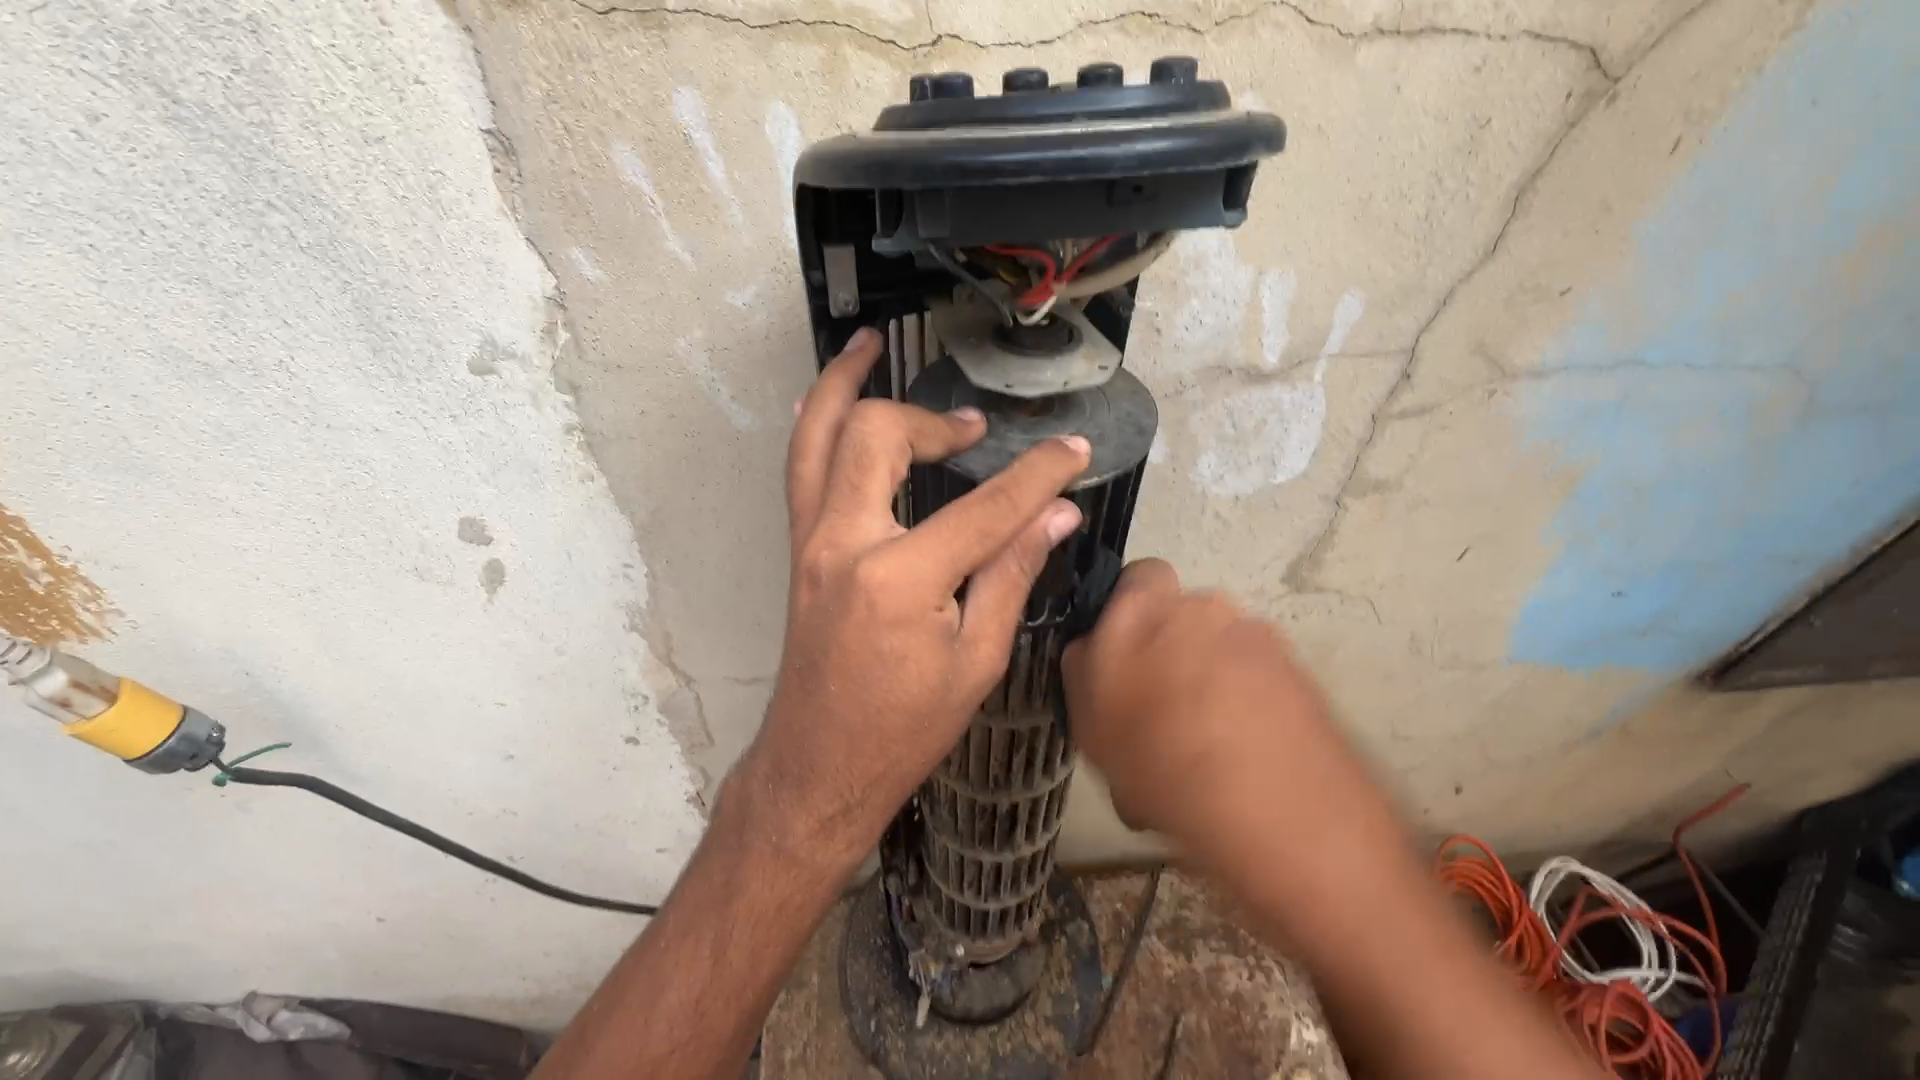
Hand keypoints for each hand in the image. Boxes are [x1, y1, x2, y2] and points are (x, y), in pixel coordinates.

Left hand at [743, 328, 1090, 870]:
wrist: (821, 765)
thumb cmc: (904, 729)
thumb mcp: (977, 660)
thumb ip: (1012, 574)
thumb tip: (1058, 517)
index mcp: (900, 579)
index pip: (985, 507)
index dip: (1039, 475)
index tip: (1073, 453)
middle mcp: (844, 544)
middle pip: (880, 437)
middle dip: (934, 422)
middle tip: (974, 432)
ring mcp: (811, 542)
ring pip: (819, 436)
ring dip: (845, 384)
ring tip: (868, 342)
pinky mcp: (799, 550)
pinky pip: (800, 468)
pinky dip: (815, 423)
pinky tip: (827, 397)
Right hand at [1061, 559, 1352, 876]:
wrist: (1269, 802)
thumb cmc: (1156, 763)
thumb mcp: (1089, 728)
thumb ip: (1085, 675)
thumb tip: (1091, 655)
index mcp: (1138, 610)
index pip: (1136, 577)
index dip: (1131, 610)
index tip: (1126, 654)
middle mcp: (1199, 605)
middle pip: (1182, 614)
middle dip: (1174, 646)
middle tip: (1163, 704)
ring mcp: (1254, 633)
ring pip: (1222, 643)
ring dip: (1214, 672)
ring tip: (1210, 737)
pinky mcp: (1296, 665)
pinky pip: (1259, 672)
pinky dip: (1251, 696)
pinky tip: (1245, 747)